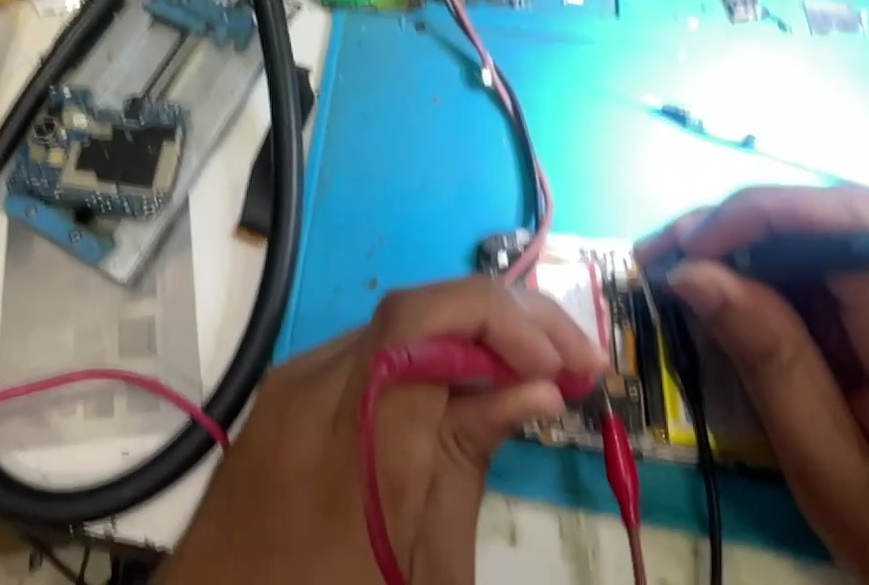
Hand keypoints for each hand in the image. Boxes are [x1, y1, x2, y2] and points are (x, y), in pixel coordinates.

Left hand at [159, 277, 605, 584]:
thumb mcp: (425, 566)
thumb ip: (470, 461)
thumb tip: (534, 388)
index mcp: (345, 439)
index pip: (416, 323)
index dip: (496, 318)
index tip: (562, 362)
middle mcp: (311, 384)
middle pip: (411, 308)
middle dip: (503, 315)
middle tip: (578, 356)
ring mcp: (293, 380)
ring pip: (396, 323)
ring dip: (473, 330)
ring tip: (543, 363)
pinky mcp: (290, 387)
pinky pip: (372, 350)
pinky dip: (432, 352)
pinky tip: (476, 377)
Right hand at [640, 186, 868, 584]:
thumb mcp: (838, 479)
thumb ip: (770, 365)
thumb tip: (692, 273)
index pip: (852, 220)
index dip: (758, 211)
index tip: (686, 247)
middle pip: (842, 229)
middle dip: (740, 233)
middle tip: (661, 264)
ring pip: (851, 257)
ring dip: (766, 264)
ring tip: (695, 293)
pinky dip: (806, 294)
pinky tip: (766, 324)